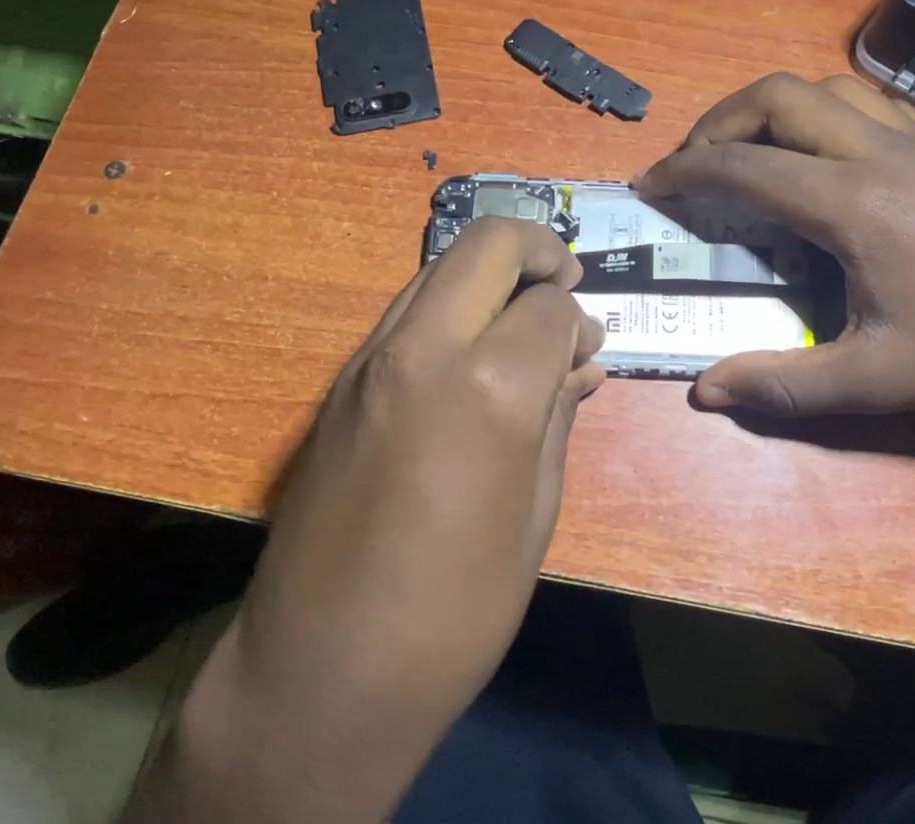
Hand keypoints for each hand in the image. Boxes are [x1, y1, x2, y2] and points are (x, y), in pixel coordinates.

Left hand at [169, 217, 603, 821]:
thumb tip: (580, 364)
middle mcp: (423, 348)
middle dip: (538, 253)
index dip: (579, 320)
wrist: (324, 668)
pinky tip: (470, 364)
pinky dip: (449, 313)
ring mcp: (369, 361)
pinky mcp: (338, 385)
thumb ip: (558, 418)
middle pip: (487, 246)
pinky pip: (405, 316)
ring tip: (520, 328)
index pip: (550, 305)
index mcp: (489, 385)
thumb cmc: (457, 609)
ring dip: (488, 279)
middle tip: (566, 291)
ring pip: (438, 270)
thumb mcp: (536, 514)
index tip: (589, 351)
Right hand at [636, 73, 914, 415]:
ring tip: (749, 155)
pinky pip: (867, 104)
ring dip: (771, 110)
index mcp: (851, 202)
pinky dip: (822, 114)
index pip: (743, 167)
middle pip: (776, 97)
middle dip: (718, 122)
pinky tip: (825, 159)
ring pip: (825, 89)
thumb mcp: (878, 380)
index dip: (684, 172)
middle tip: (692, 167)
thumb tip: (705, 390)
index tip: (649, 186)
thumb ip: (783, 383)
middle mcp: (877, 153)